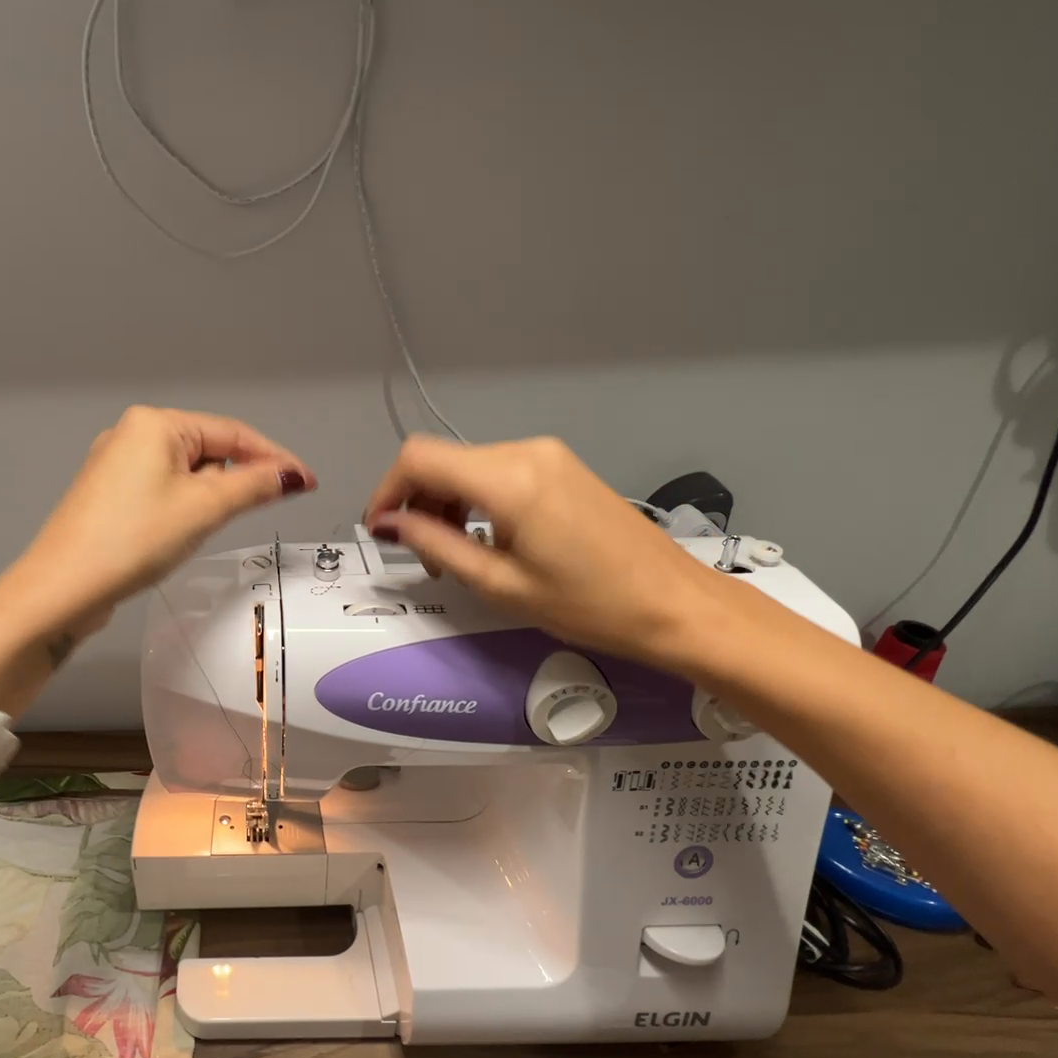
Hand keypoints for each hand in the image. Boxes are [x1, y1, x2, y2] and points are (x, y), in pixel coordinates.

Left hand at [0, 406, 315, 650]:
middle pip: (209, 449)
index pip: (233, 432)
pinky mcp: (108, 495)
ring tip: (220, 524)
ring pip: (186, 473)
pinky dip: (187, 505)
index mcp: (155, 423)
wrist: (63, 588)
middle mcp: (132, 434)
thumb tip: (293, 475)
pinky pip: (163, 489)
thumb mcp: (205, 509)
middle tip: (270, 506)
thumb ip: (253, 486)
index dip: (275, 458)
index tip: (308, 483)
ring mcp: (116, 465)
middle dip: (241, 477)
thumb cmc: (135, 540)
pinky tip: (185, 531)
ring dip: (213, 495)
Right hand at [363, 434, 718, 666]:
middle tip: (422, 557)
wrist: (677, 605)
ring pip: (468, 465)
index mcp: (508, 479)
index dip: (387, 492)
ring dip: (446, 503)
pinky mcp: (562, 467)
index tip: (381, 533)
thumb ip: (437, 545)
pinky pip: (498, 471)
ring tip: (454, 555)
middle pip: (442, 460)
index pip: (419, 459)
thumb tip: (389, 524)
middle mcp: (525, 451)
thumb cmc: (589, 606)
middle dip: (417, 502)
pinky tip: (487, 538)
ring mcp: (548, 455)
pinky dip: (476, 500)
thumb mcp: (501, 584)